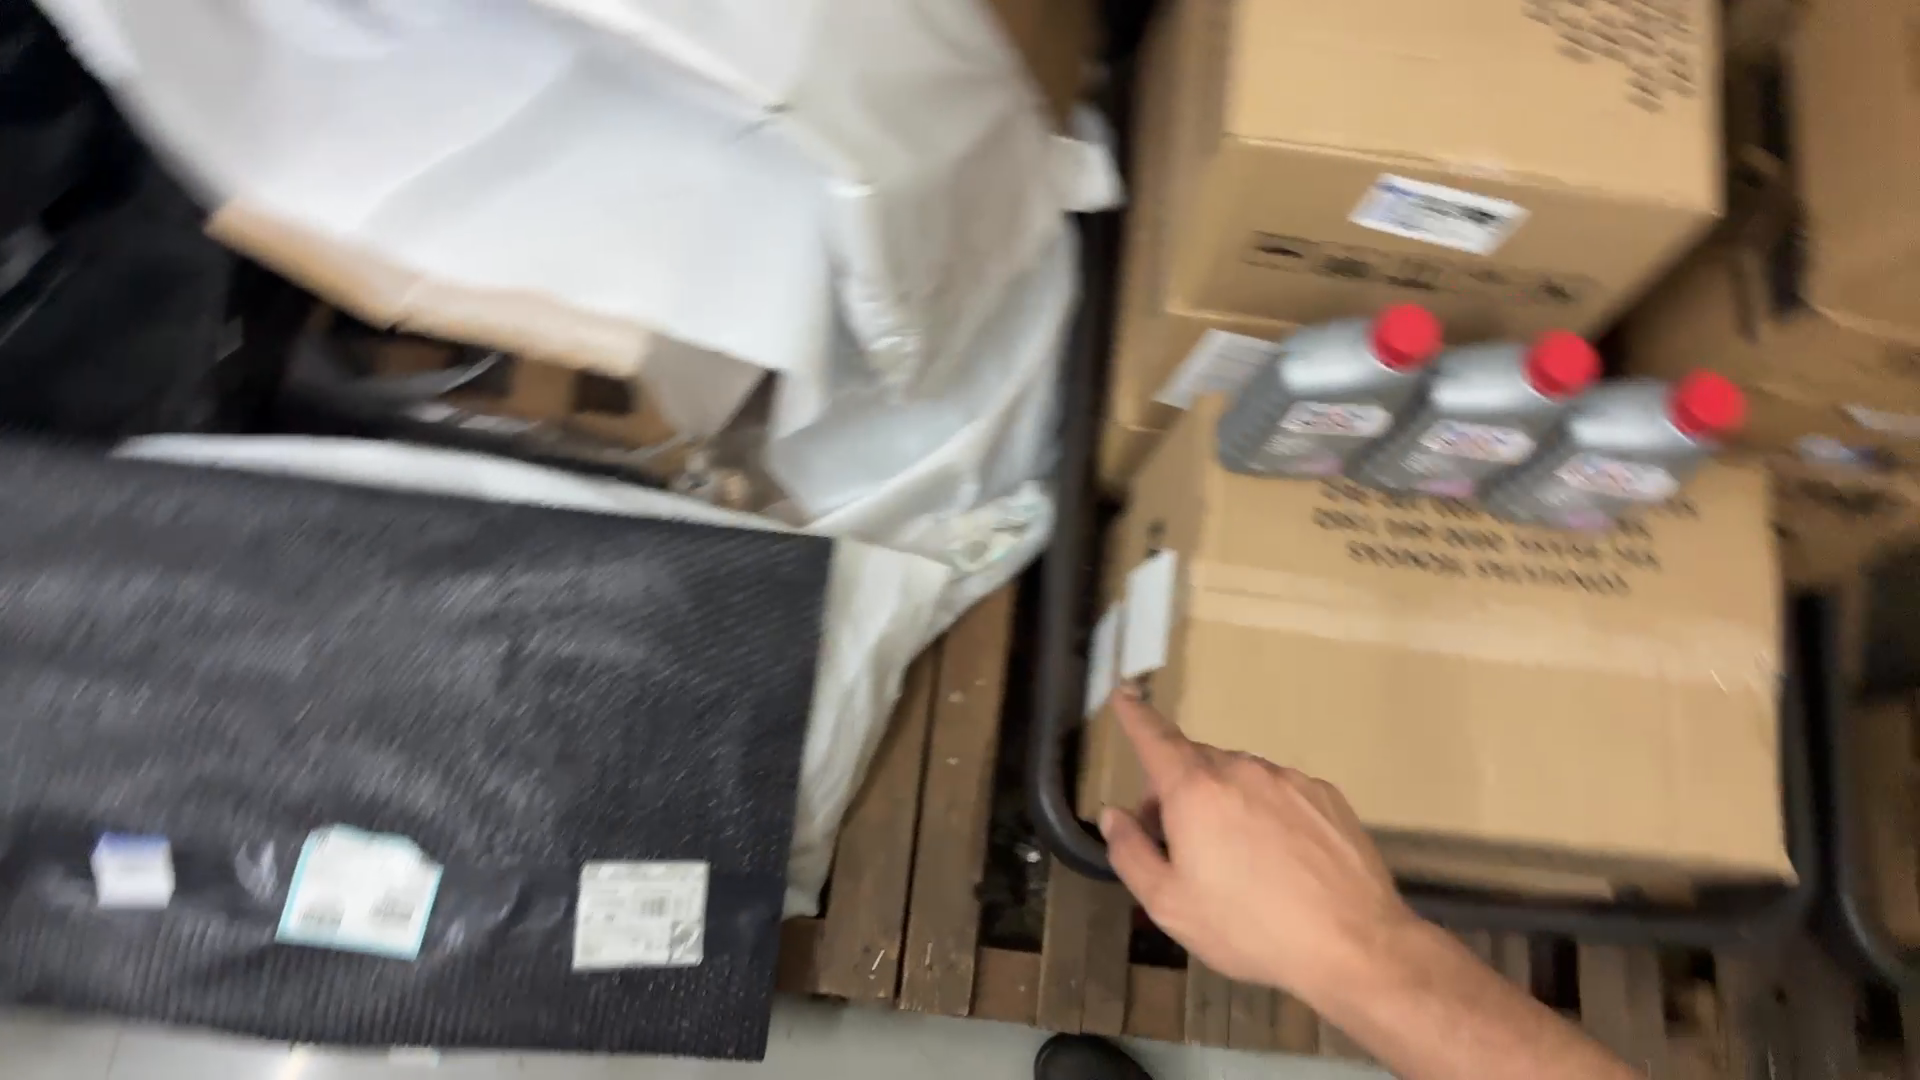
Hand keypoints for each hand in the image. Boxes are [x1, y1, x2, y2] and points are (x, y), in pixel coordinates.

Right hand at [1098, 683, 1417, 1002]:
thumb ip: (1130, 853)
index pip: (1154, 737)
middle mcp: (1239, 769)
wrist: (1356, 947)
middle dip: (1177, 792)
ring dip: (1223, 801)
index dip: (1134, 715)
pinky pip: (1279, 792)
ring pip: (1238, 777)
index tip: (1124, 693)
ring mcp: (1286, 779)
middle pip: (1194, 764)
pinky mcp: (1325, 795)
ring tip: (1239, 860)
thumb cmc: (1249, 927)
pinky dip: (1266, 812)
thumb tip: (1114, 815)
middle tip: (1179, 844)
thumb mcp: (1169, 905)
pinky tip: (1282, 859)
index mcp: (1194, 789)